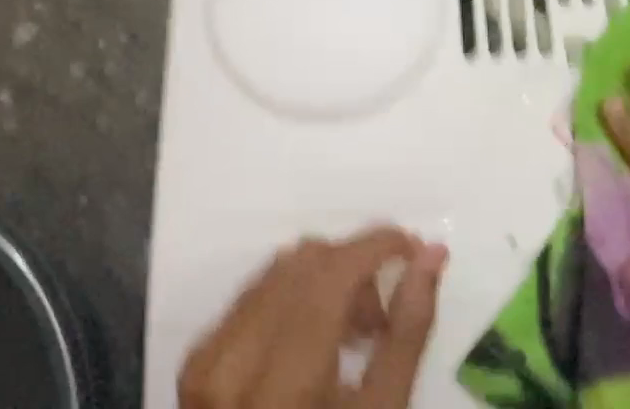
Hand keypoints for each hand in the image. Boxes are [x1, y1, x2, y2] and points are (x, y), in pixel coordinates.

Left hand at [179, 227, 447, 408]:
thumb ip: (408, 331)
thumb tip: (431, 254)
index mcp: (284, 382)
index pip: (331, 273)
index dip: (378, 246)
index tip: (414, 248)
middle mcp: (233, 358)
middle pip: (306, 262)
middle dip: (356, 270)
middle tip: (382, 319)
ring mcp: (208, 356)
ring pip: (279, 269)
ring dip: (326, 279)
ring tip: (351, 331)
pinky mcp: (198, 356)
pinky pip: (254, 292)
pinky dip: (293, 295)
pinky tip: (314, 335)